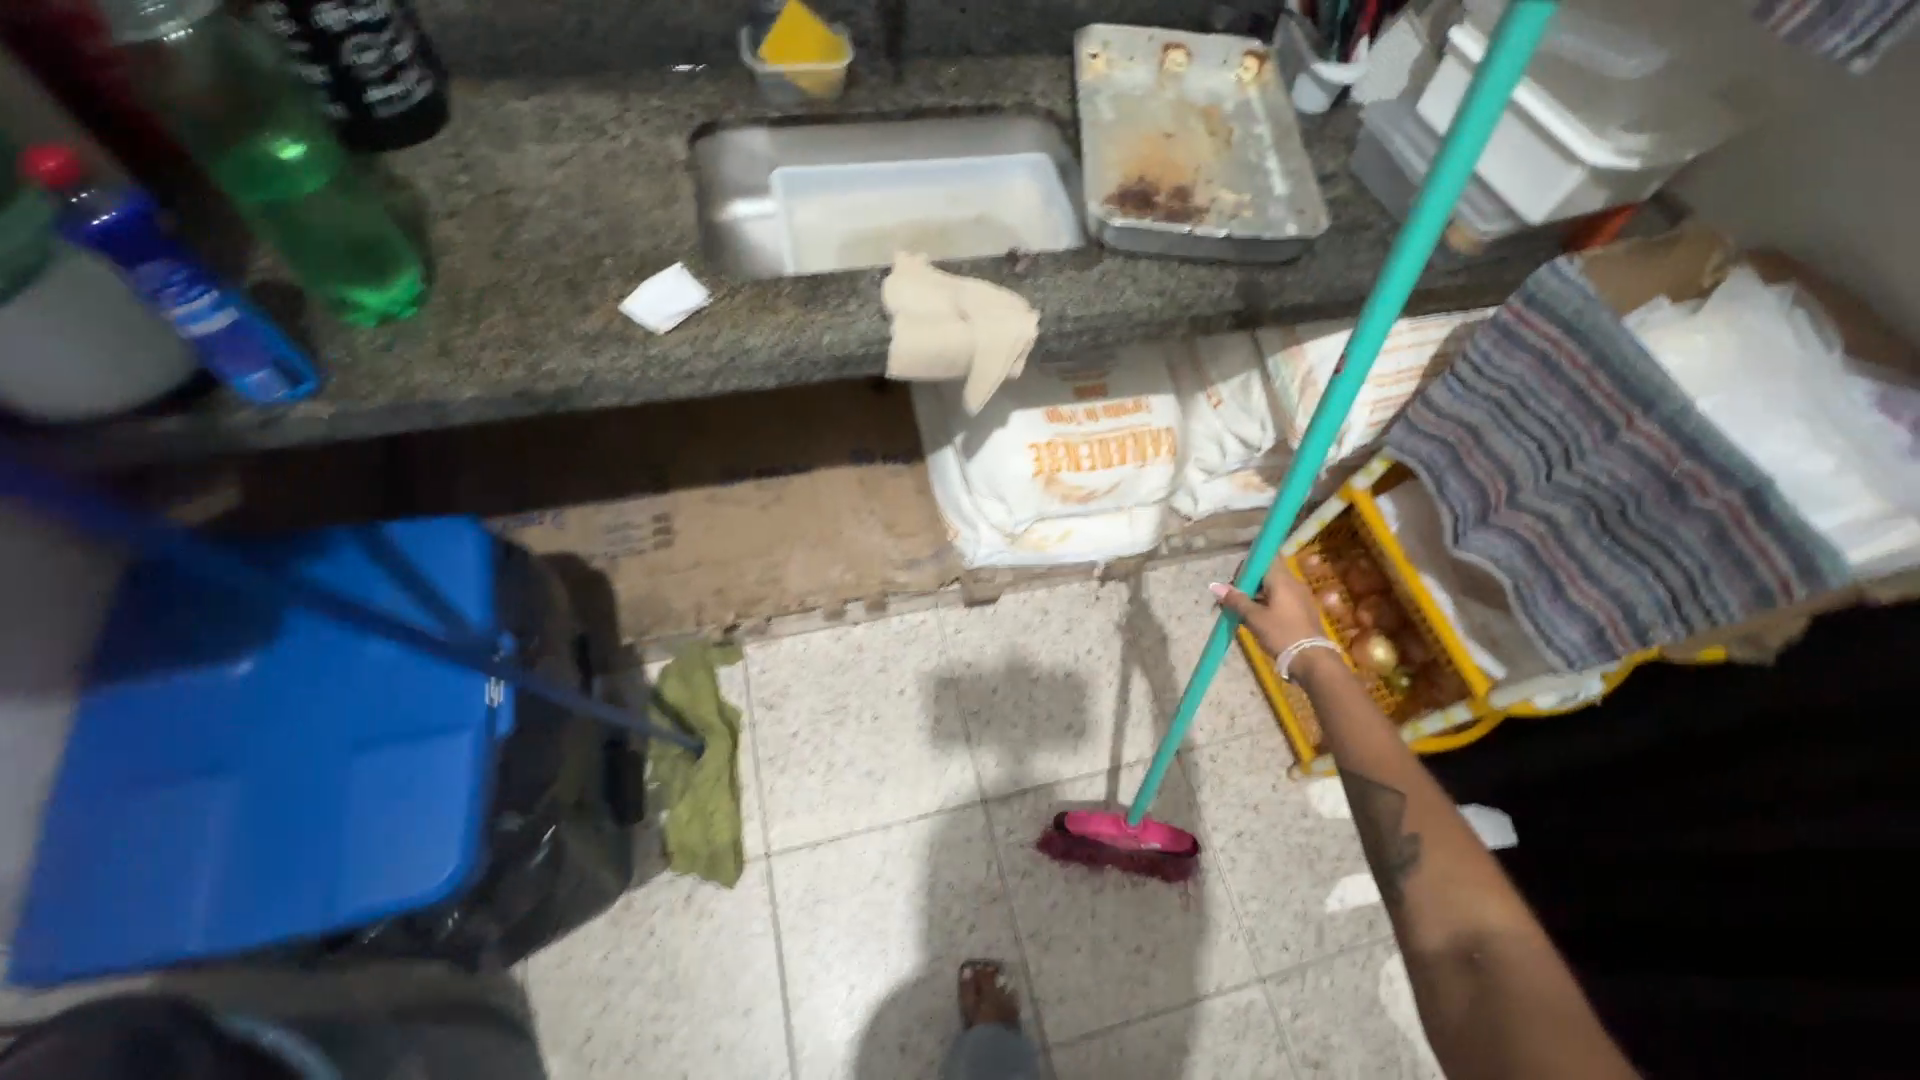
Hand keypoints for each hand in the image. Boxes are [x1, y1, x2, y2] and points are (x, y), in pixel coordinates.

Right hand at [1210, 568, 1324, 655]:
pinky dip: (1265, 606)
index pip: (1266, 558)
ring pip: (1272, 589)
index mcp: (1283, 580)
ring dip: (1254, 597)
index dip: (1249, 565)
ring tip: (1239, 614)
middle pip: (1267, 574)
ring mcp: (1299, 598)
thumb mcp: (1254, 618)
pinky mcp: (1301, 612)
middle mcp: (1293, 584)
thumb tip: (1215, 586)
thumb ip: (1236, 600)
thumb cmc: (1282, 634)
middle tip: (1232, 601)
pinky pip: (1279, 601)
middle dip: (1247, 584)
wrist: (1312, 660)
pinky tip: (1254, 621)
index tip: (1236, 581)